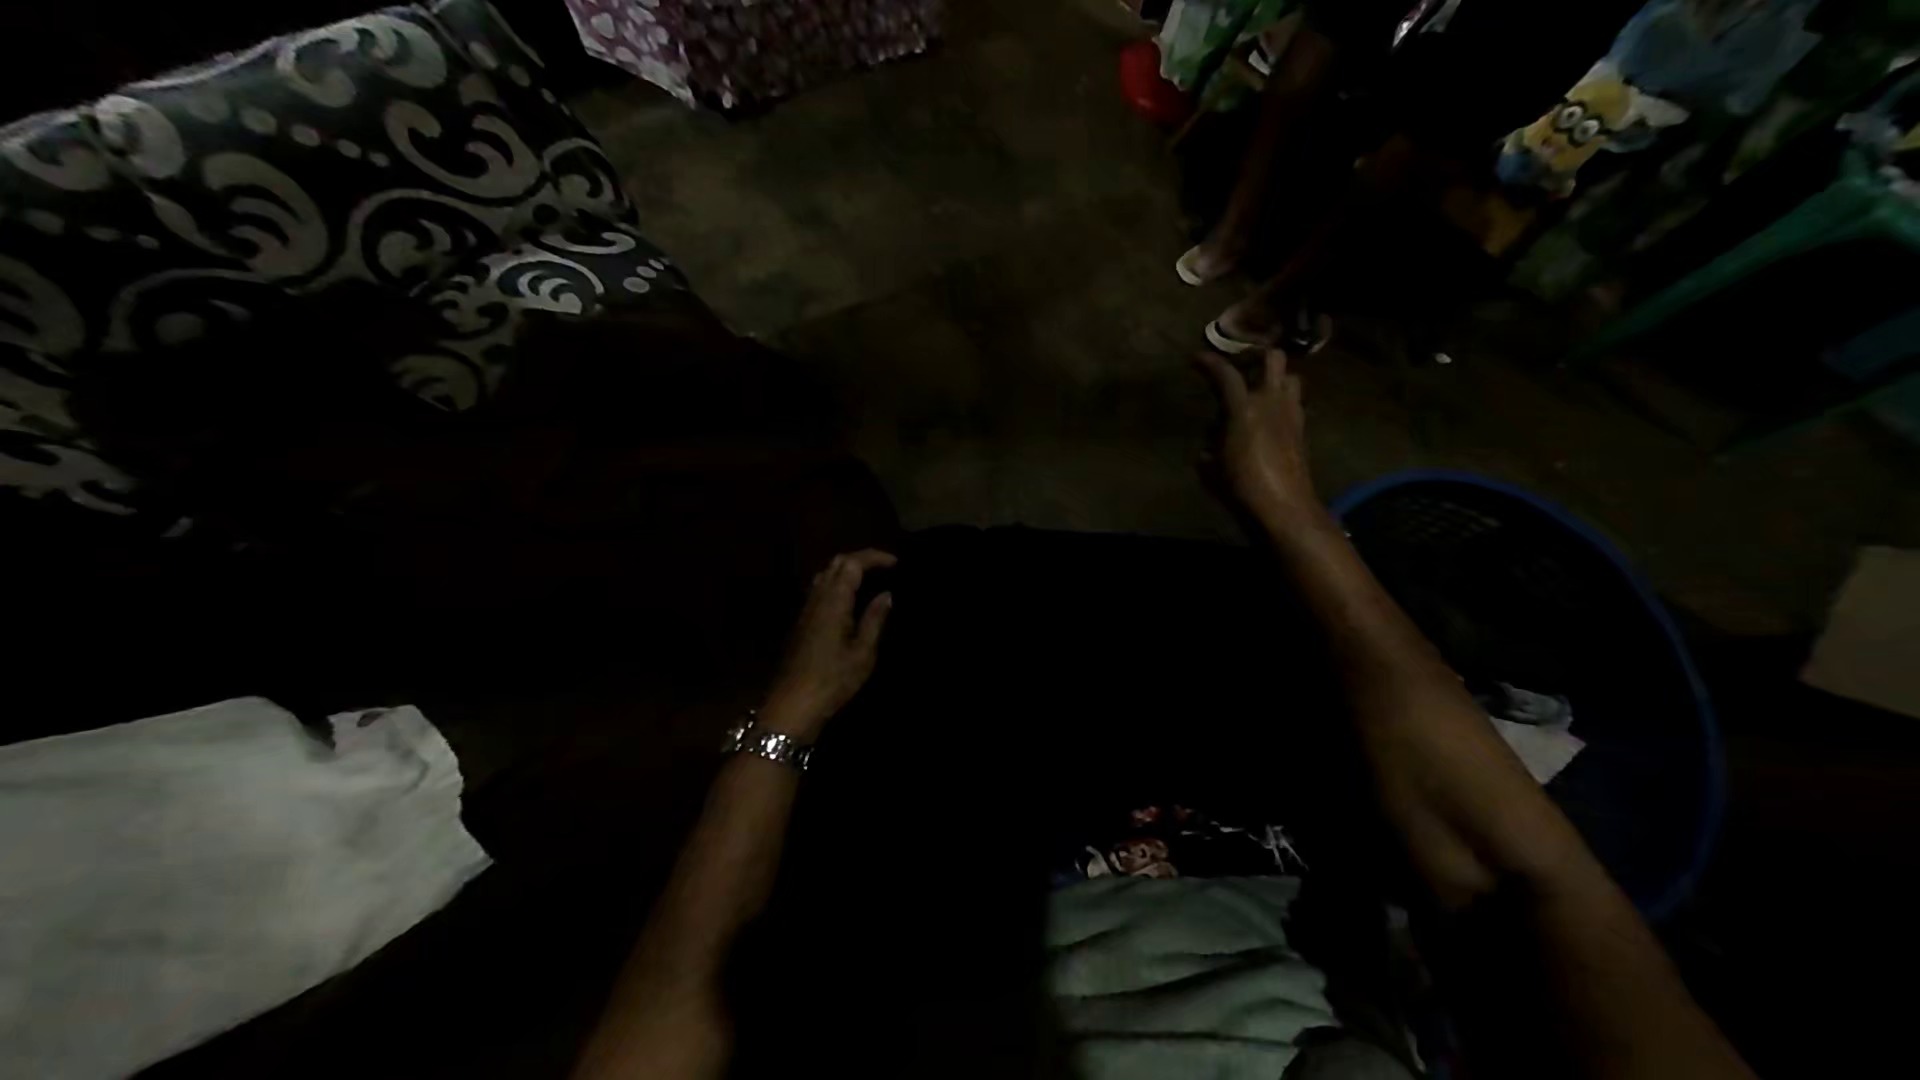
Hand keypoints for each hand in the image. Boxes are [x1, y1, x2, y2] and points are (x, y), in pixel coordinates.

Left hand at [759, 550, 896, 739]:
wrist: (792, 705)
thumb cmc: (833, 680)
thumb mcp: (863, 653)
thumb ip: (875, 619)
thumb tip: (886, 594)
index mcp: (834, 601)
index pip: (852, 563)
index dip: (874, 557)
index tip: (895, 563)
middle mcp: (817, 598)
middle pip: (835, 563)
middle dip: (860, 559)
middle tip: (883, 567)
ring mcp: (806, 610)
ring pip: (824, 575)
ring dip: (846, 569)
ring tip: (869, 579)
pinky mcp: (801, 622)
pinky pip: (819, 590)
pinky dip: (836, 584)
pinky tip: (849, 600)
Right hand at [1194, 349, 1322, 530]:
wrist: (1285, 507)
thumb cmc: (1242, 487)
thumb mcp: (1211, 471)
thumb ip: (1208, 453)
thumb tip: (1209, 451)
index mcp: (1244, 409)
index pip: (1226, 374)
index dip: (1210, 362)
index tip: (1196, 359)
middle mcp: (1271, 403)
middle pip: (1272, 359)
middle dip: (1254, 356)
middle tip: (1239, 366)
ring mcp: (1291, 413)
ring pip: (1290, 377)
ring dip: (1274, 377)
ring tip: (1257, 390)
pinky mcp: (1302, 428)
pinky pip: (1294, 402)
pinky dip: (1281, 401)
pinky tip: (1269, 418)